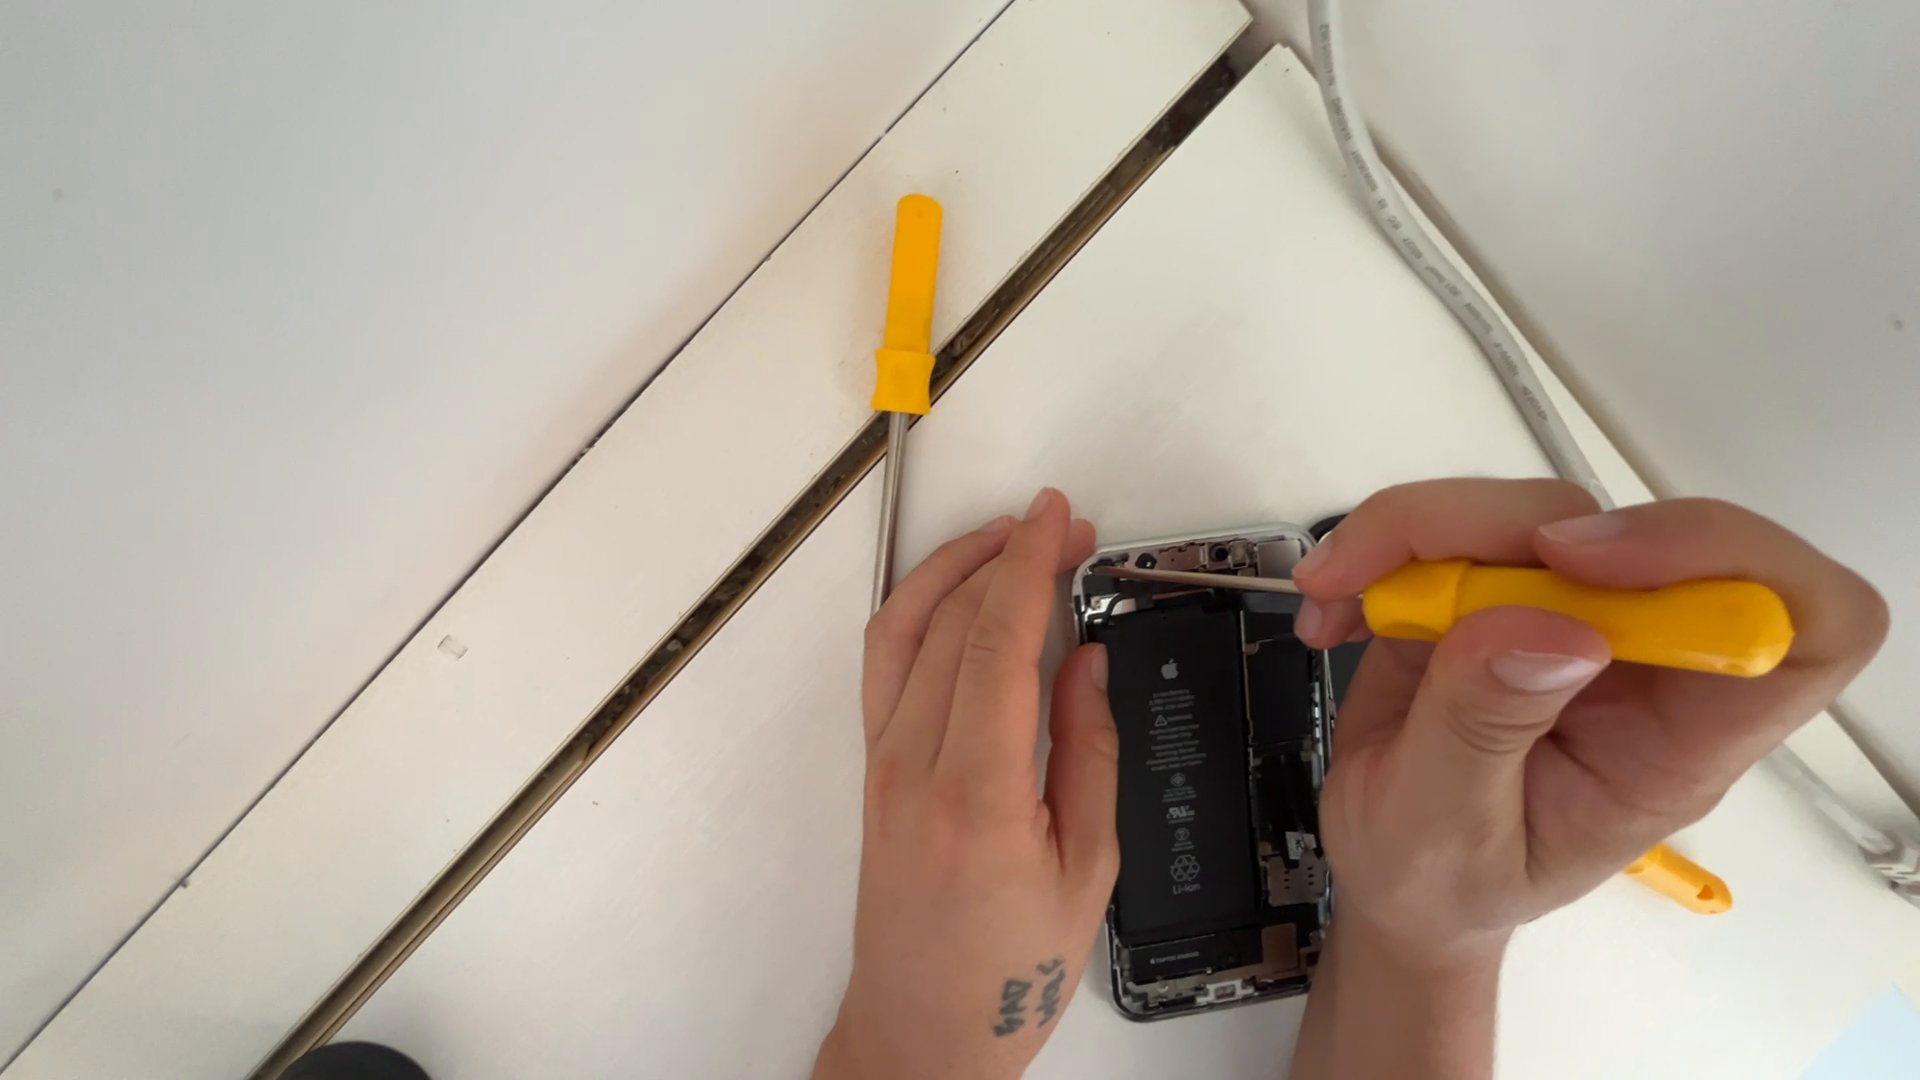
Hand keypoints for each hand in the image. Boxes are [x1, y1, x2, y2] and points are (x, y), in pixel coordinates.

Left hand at [814, 489, 1116, 1079]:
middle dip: (1010, 556)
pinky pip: (884, 660)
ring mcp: (882, 759)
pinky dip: (917, 607)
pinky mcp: (872, 762)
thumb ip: (1087, 751)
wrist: (922, 1026)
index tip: (1057, 520)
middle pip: (954, 621)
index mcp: (979, 794)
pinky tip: (951, 590)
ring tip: (1003, 537)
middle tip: (1058, 529)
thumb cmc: (1007, 970)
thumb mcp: (1087, 869)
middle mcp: (915, 765)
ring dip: (953, 567)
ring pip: (905, 627)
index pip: (999, 643)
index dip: (1031, 565)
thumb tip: (1084, 664)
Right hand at [1292, 478, 1889, 954]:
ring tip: (1324, 594)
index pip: (1795, 620)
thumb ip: (1487, 729)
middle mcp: (1621, 663)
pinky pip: (1428, 542)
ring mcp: (1539, 624)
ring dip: (1395, 538)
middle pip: (1593, 533)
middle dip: (1468, 529)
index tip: (1570, 558)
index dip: (1711, 557)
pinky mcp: (1469, 607)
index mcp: (1669, 740)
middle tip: (1356, 574)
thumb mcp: (1451, 825)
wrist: (1390, 877)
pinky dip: (1364, 561)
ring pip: (1502, 518)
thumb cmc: (1437, 879)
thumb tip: (1546, 627)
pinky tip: (1326, 617)